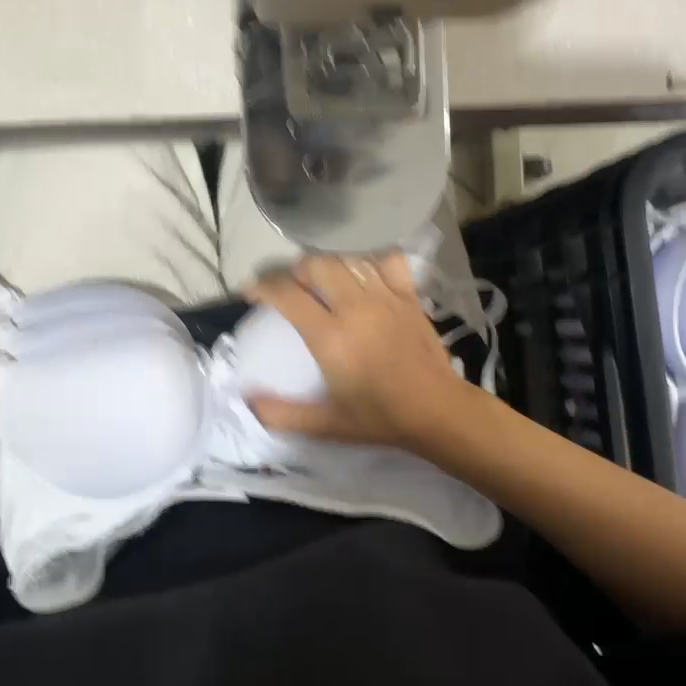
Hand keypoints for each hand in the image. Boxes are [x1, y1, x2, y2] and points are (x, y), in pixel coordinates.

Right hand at [244, 253, 473, 449]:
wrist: (438, 412)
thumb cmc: (380, 419)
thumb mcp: (325, 425)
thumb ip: (281, 414)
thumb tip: (247, 400)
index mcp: (331, 337)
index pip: (287, 294)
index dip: (262, 287)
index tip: (251, 293)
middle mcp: (356, 308)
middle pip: (316, 265)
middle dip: (295, 271)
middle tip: (290, 289)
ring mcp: (386, 298)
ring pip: (348, 259)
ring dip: (328, 266)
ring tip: (322, 282)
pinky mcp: (410, 297)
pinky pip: (387, 261)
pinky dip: (371, 262)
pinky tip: (364, 276)